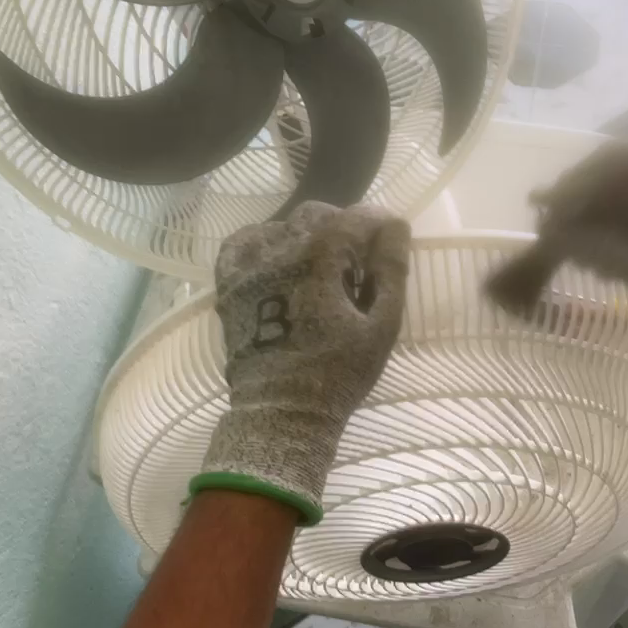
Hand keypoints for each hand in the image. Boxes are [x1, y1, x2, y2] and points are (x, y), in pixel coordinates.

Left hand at [192, 202, 410, 523]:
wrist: (282, 412)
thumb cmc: (339, 374)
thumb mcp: (381, 327)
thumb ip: (391, 273)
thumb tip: (397, 230)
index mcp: (320, 259)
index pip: (355, 219)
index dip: (379, 221)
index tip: (393, 234)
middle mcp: (281, 252)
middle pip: (317, 215)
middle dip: (344, 228)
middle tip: (360, 260)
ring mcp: (249, 268)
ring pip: (281, 226)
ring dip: (307, 235)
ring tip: (322, 264)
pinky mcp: (229, 286)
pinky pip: (241, 245)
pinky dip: (263, 242)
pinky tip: (279, 259)